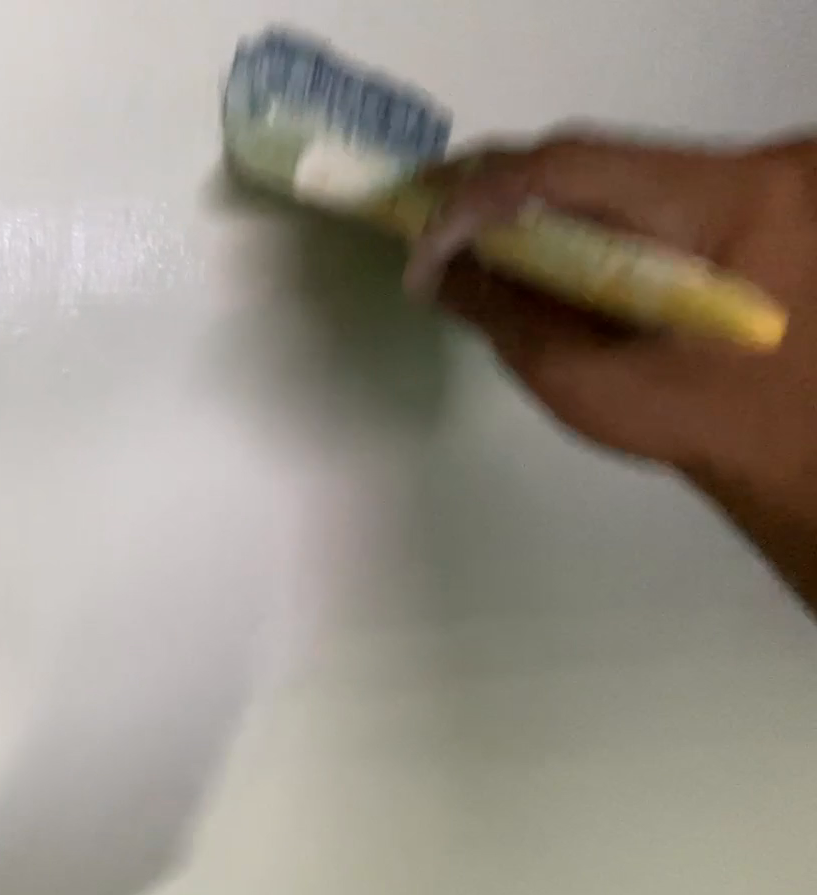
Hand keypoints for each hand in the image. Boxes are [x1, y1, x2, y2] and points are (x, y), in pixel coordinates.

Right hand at [404, 133, 816, 482]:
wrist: (804, 440)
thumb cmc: (699, 419)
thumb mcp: (578, 374)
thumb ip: (502, 313)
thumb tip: (433, 272)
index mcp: (728, 200)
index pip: (568, 166)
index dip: (473, 199)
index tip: (418, 249)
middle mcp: (750, 165)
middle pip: (581, 160)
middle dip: (483, 193)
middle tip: (412, 225)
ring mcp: (752, 178)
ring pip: (599, 172)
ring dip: (516, 207)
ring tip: (451, 244)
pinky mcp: (742, 199)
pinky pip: (624, 192)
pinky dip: (557, 218)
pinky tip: (514, 248)